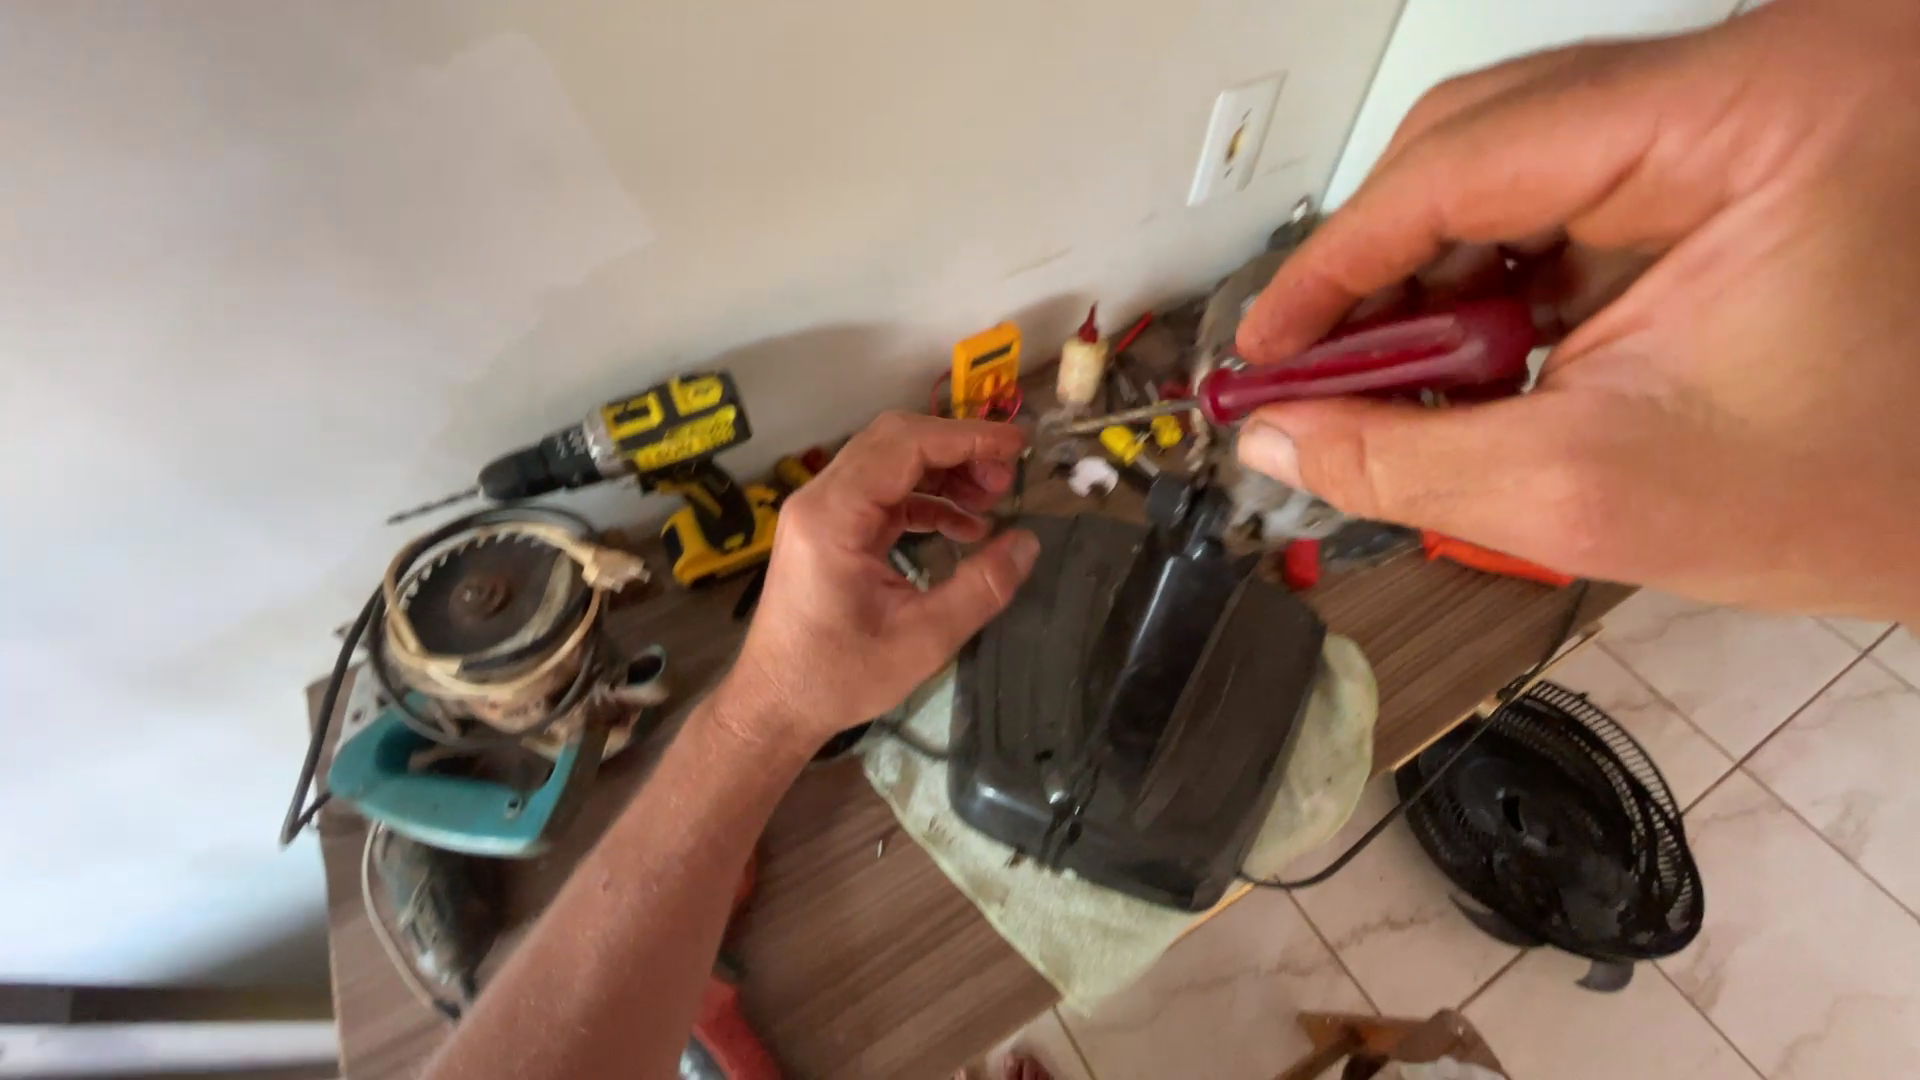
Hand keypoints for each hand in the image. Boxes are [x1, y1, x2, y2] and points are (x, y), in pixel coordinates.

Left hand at [719, 412, 1039, 749]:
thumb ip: (981, 587)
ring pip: (889, 463)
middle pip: (894, 441)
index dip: (967, 438)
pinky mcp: (829, 529)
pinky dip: (925, 500)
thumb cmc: (840, 677)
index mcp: (834, 516)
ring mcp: (821, 511)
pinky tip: (964, 526)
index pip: (905, 445)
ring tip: (992, 500)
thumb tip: (1029, 542)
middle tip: (1007, 478)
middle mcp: (820, 499)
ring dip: (944, 473)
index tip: (1018, 446)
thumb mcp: (923, 640)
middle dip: (958, 450)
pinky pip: (882, 494)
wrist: (776, 703)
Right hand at [1233, 0, 1919, 619]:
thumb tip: (1269, 440)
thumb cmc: (1859, 498)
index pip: (1464, 159)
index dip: (1332, 264)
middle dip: (1368, 268)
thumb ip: (1393, 467)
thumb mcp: (1581, 496)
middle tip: (1313, 368)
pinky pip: (1546, 199)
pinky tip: (1461, 356)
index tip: (1263, 350)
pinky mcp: (1727, 156)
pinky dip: (1475, 283)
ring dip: (1416, 280)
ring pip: (1495, 167)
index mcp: (1760, 114)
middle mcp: (1758, 70)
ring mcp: (1744, 109)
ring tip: (1389, 377)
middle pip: (1468, 140)